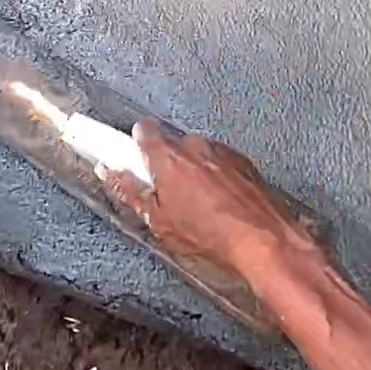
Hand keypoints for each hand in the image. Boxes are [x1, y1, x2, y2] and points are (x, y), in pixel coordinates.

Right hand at [104, 121, 321, 283]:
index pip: (145, 130)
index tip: (136, 155)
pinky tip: (219, 203)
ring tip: (199, 203)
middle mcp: (195, 146)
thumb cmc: (212, 234)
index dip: (139, 142)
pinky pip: (221, 163)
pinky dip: (218, 177)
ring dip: (195, 170)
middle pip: (173, 144)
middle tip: (169, 192)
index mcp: (168, 157)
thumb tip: (109, 172)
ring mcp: (222, 152)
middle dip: (169, 163)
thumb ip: (128, 190)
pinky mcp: (243, 161)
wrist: (261, 239)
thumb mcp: (158, 220)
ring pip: (199, 154)